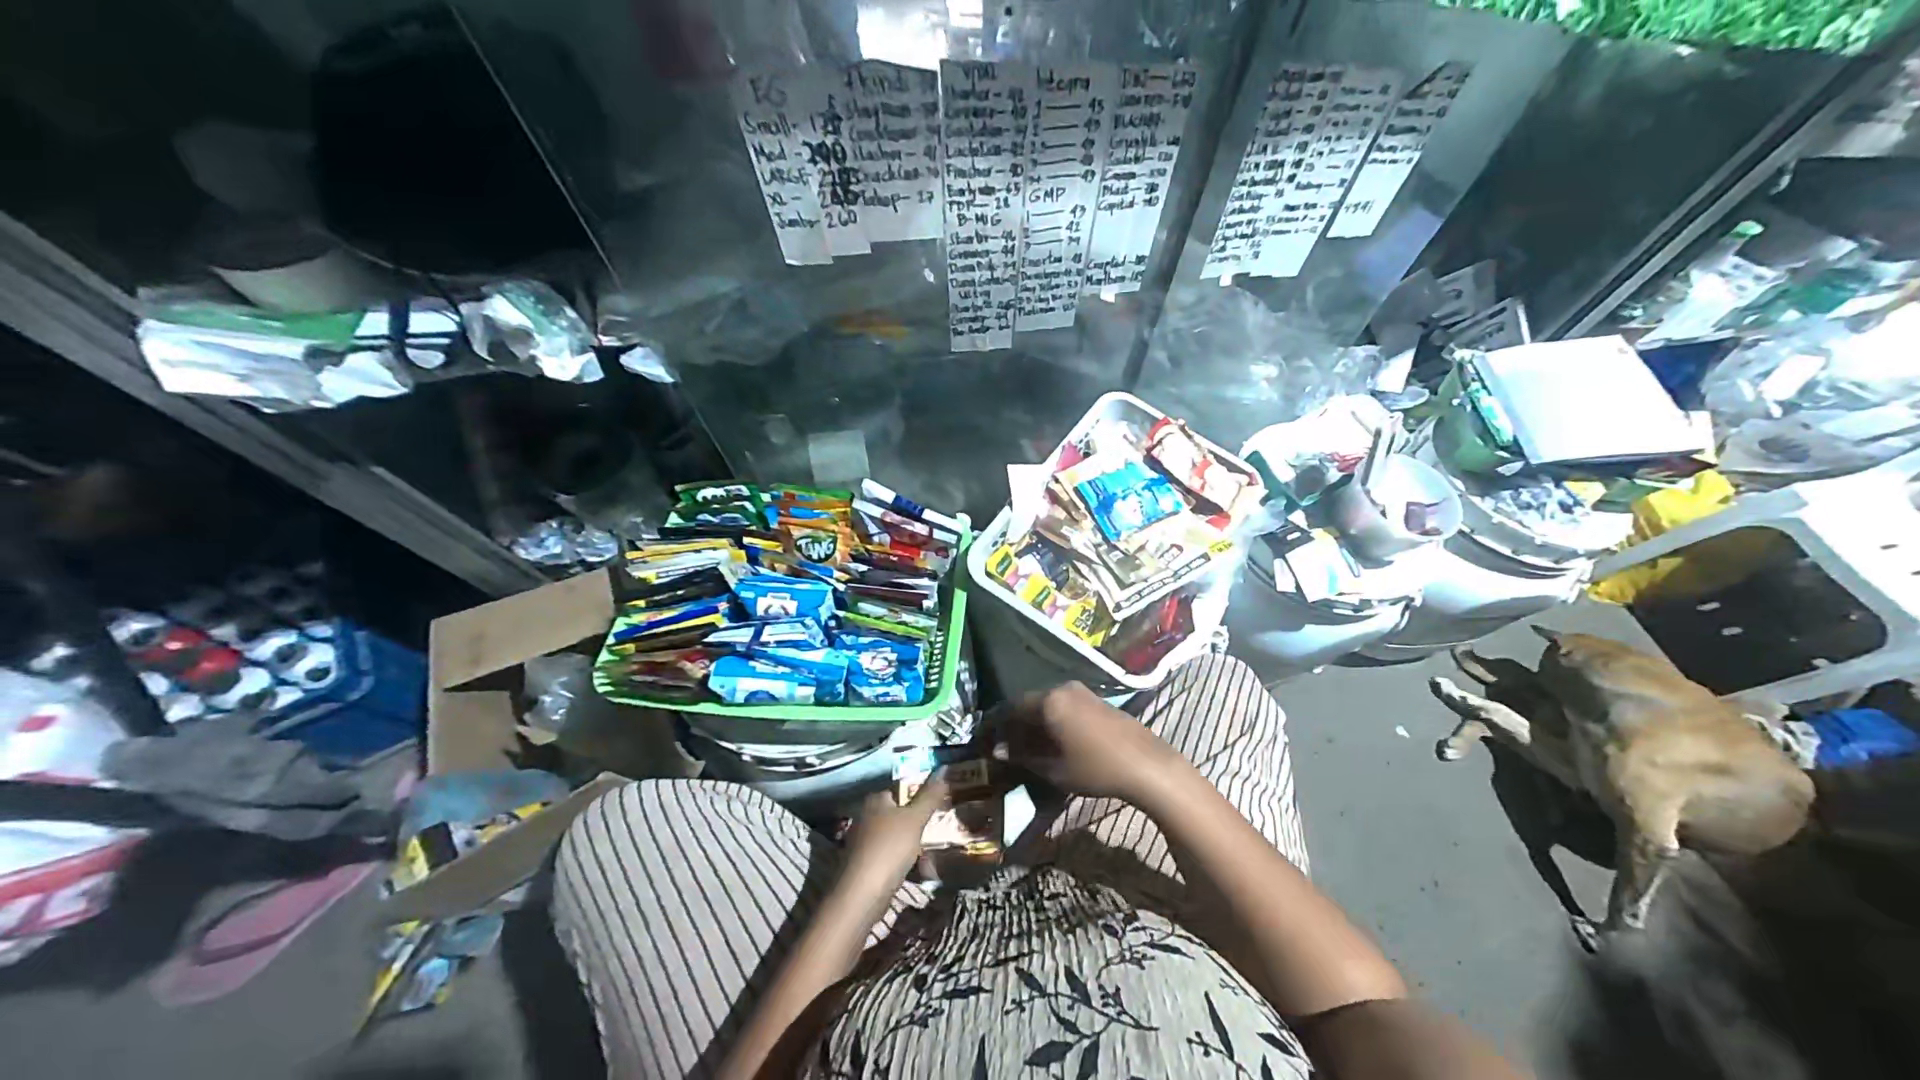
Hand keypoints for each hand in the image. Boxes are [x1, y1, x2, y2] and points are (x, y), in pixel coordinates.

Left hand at [841, 774, 947, 886]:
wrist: (862, 894)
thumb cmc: (890, 848)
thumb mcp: (915, 819)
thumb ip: (930, 796)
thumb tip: (943, 767)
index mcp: (876, 800)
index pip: (900, 789)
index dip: (920, 796)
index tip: (938, 806)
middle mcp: (866, 816)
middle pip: (900, 815)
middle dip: (920, 827)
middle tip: (938, 834)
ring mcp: (864, 841)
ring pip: (898, 837)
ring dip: (915, 848)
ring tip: (932, 860)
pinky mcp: (865, 863)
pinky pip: (891, 856)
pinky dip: (905, 863)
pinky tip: (919, 873)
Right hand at [994, 681, 1189, 803]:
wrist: (1147, 766)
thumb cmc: (1096, 768)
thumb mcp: (1054, 769)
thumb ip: (1022, 757)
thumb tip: (998, 751)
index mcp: (1048, 700)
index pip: (1010, 708)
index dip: (996, 726)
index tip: (987, 743)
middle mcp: (1062, 688)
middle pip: (1029, 704)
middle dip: (1015, 725)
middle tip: (1006, 748)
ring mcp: (1082, 692)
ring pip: (1047, 705)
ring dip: (1035, 724)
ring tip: (1028, 748)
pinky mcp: (1097, 700)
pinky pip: (1064, 706)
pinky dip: (1053, 722)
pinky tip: (1053, 742)